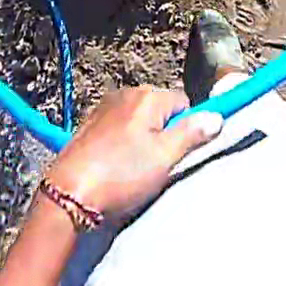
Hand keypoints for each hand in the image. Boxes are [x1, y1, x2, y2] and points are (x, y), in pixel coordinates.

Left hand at [44, 87, 222, 219]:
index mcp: (148, 96)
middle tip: (155, 164)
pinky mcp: (90, 122)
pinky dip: (123, 140)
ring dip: (142, 137)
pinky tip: (115, 163)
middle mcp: (127, 92)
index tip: (177, 153)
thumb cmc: (121, 175)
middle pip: (160, 109)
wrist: (69, 193)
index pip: (183, 103)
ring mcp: (106, 106)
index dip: (186, 128)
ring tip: (133, 168)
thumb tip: (216, 116)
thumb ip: (192, 134)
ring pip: (139, 118)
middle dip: (163, 132)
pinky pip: (119, 125)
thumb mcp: (164, 158)